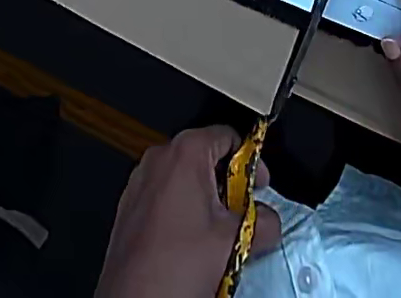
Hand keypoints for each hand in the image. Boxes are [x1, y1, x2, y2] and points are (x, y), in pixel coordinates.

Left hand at [95, 126, 277, 297]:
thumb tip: (269, 220)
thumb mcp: (234, 240)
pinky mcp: (130, 202)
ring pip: (185, 175)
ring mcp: (142, 178)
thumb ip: (263, 221)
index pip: (228, 135)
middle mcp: (160, 156)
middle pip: (207, 155)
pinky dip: (183, 207)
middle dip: (229, 183)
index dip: (251, 160)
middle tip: (242, 212)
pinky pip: (165, 192)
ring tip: (217, 232)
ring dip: (206, 197)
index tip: (260, 184)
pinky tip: (191, 240)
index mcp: (186, 151)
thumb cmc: (177, 264)